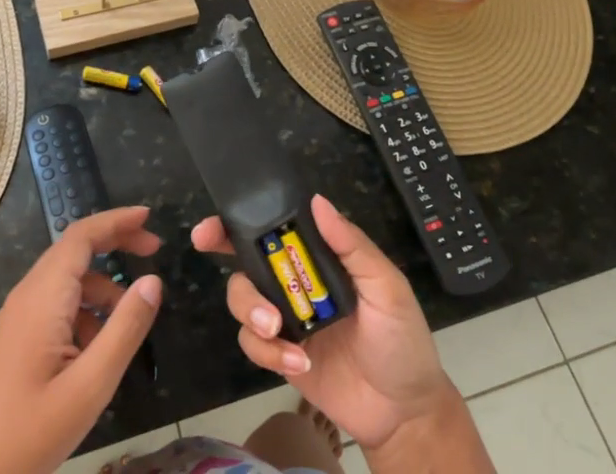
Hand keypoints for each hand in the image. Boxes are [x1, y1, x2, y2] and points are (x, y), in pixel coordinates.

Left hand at [0, 207, 163, 473]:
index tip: (149, 218)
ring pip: (64, 284)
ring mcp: (14, 321)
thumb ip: (125, 330)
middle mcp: (25, 299)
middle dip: (114, 246)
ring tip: (130, 322)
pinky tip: (97, 350)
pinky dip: (83, 312)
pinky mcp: (12, 343)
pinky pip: (52, 308)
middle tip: (154, 254)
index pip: (80, 237)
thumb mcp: (91, 386)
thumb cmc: (31, 431)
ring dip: (101, 289)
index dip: (115, 221)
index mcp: (42, 299)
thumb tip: (153, 280)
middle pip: (72, 253)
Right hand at [191, 195, 458, 452]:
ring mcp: (287, 319)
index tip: (212, 227)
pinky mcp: (281, 354)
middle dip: (227, 259)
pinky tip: (300, 364)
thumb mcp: (387, 288)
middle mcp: (297, 283)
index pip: (277, 230)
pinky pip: (253, 344)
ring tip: (277, 331)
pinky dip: (268, 353)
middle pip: (248, 261)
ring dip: (252, 311)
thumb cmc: (402, 340)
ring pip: (243, 301)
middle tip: (221, 267)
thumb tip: (318, 202)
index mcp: (321, 259)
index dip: (240, 222)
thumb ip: (352, 247)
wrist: (403, 413)